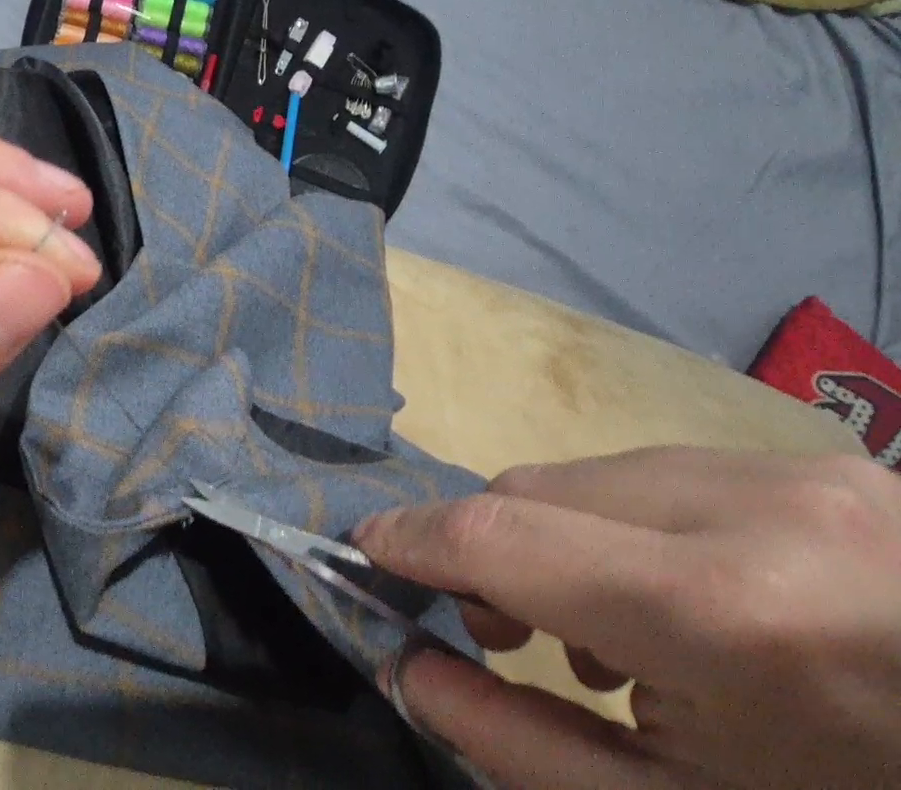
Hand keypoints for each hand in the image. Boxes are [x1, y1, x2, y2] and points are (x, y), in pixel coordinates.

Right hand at [354, 446, 900, 789]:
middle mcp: (758, 509)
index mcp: (722, 611)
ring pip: (587, 472)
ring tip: (611, 623)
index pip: (498, 533)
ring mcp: (806, 473)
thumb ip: (513, 737)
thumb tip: (405, 665)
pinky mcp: (834, 464)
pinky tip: (684, 595)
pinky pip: (660, 470)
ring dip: (557, 535)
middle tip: (510, 632)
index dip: (410, 539)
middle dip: (488, 549)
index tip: (367, 553)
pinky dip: (626, 522)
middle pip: (531, 489)